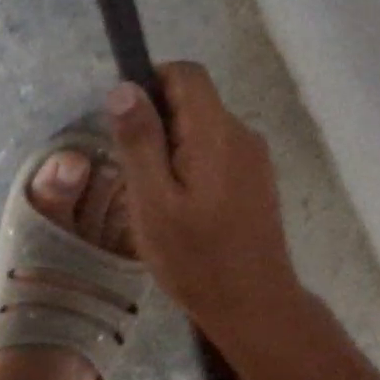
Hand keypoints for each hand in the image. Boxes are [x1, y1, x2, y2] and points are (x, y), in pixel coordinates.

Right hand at [106, 62, 301, 334]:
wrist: (254, 306)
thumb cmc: (196, 258)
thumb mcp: (153, 202)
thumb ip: (139, 142)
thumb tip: (123, 88)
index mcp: (216, 133)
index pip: (186, 74)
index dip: (150, 82)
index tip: (126, 123)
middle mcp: (242, 134)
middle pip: (194, 101)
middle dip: (157, 124)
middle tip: (134, 174)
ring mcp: (254, 159)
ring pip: (203, 130)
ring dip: (172, 149)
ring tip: (154, 198)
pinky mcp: (256, 181)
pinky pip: (216, 154)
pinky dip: (191, 167)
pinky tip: (181, 210)